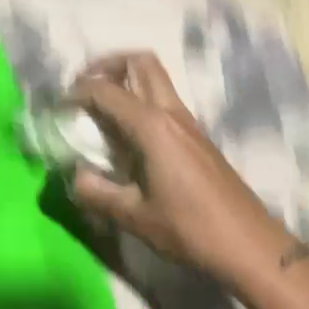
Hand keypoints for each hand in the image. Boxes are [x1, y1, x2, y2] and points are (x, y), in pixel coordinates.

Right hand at [68, 52, 295, 283]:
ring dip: (126, 82)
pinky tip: (126, 138)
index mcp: (152, 126)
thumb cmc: (190, 229)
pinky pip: (163, 102)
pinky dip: (140, 103)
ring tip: (100, 113)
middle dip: (107, 65)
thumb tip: (74, 175)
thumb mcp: (133, 216)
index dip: (76, 92)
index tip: (58, 108)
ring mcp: (188, 123)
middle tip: (84, 88)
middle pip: (140, 62)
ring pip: (155, 79)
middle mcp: (171, 113)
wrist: (250, 246)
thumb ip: (96, 192)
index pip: (105, 90)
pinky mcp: (197, 137)